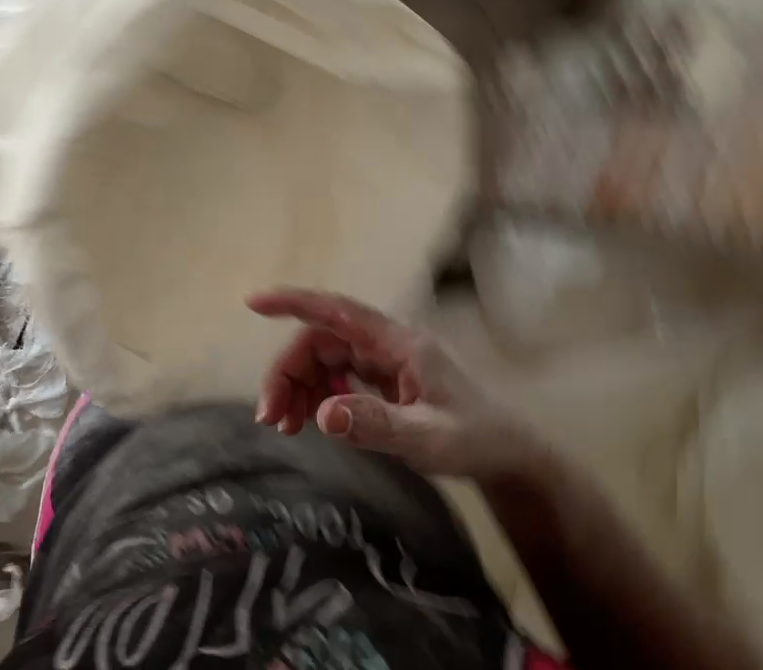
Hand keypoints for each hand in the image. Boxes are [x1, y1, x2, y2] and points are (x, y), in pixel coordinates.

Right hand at [249, 289, 546, 480]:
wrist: (508, 458)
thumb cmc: (474, 440)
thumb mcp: (428, 437)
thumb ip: (377, 425)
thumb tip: (322, 413)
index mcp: (397, 343)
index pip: (336, 311)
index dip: (294, 303)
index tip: (254, 303)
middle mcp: (384, 345)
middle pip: (319, 342)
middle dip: (288, 372)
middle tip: (269, 415)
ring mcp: (380, 363)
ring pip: (321, 361)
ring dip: (296, 387)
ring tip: (282, 426)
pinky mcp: (379, 382)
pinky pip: (333, 380)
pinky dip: (312, 397)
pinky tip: (305, 423)